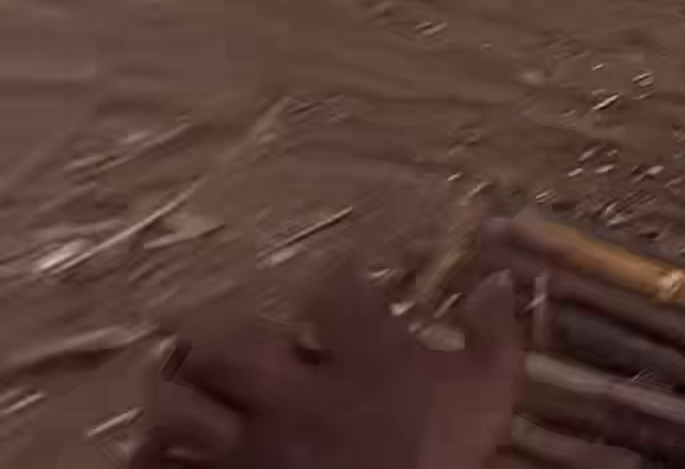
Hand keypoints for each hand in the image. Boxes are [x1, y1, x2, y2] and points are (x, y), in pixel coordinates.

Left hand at [134, 267, 522, 468]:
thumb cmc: (450, 446)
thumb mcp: (496, 377)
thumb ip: (494, 324)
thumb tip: (497, 274)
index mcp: (367, 357)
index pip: (340, 296)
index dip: (338, 276)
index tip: (342, 270)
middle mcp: (299, 392)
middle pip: (232, 347)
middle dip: (228, 331)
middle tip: (242, 328)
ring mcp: (250, 448)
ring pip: (177, 408)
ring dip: (180, 389)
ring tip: (193, 380)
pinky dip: (151, 454)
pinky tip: (165, 445)